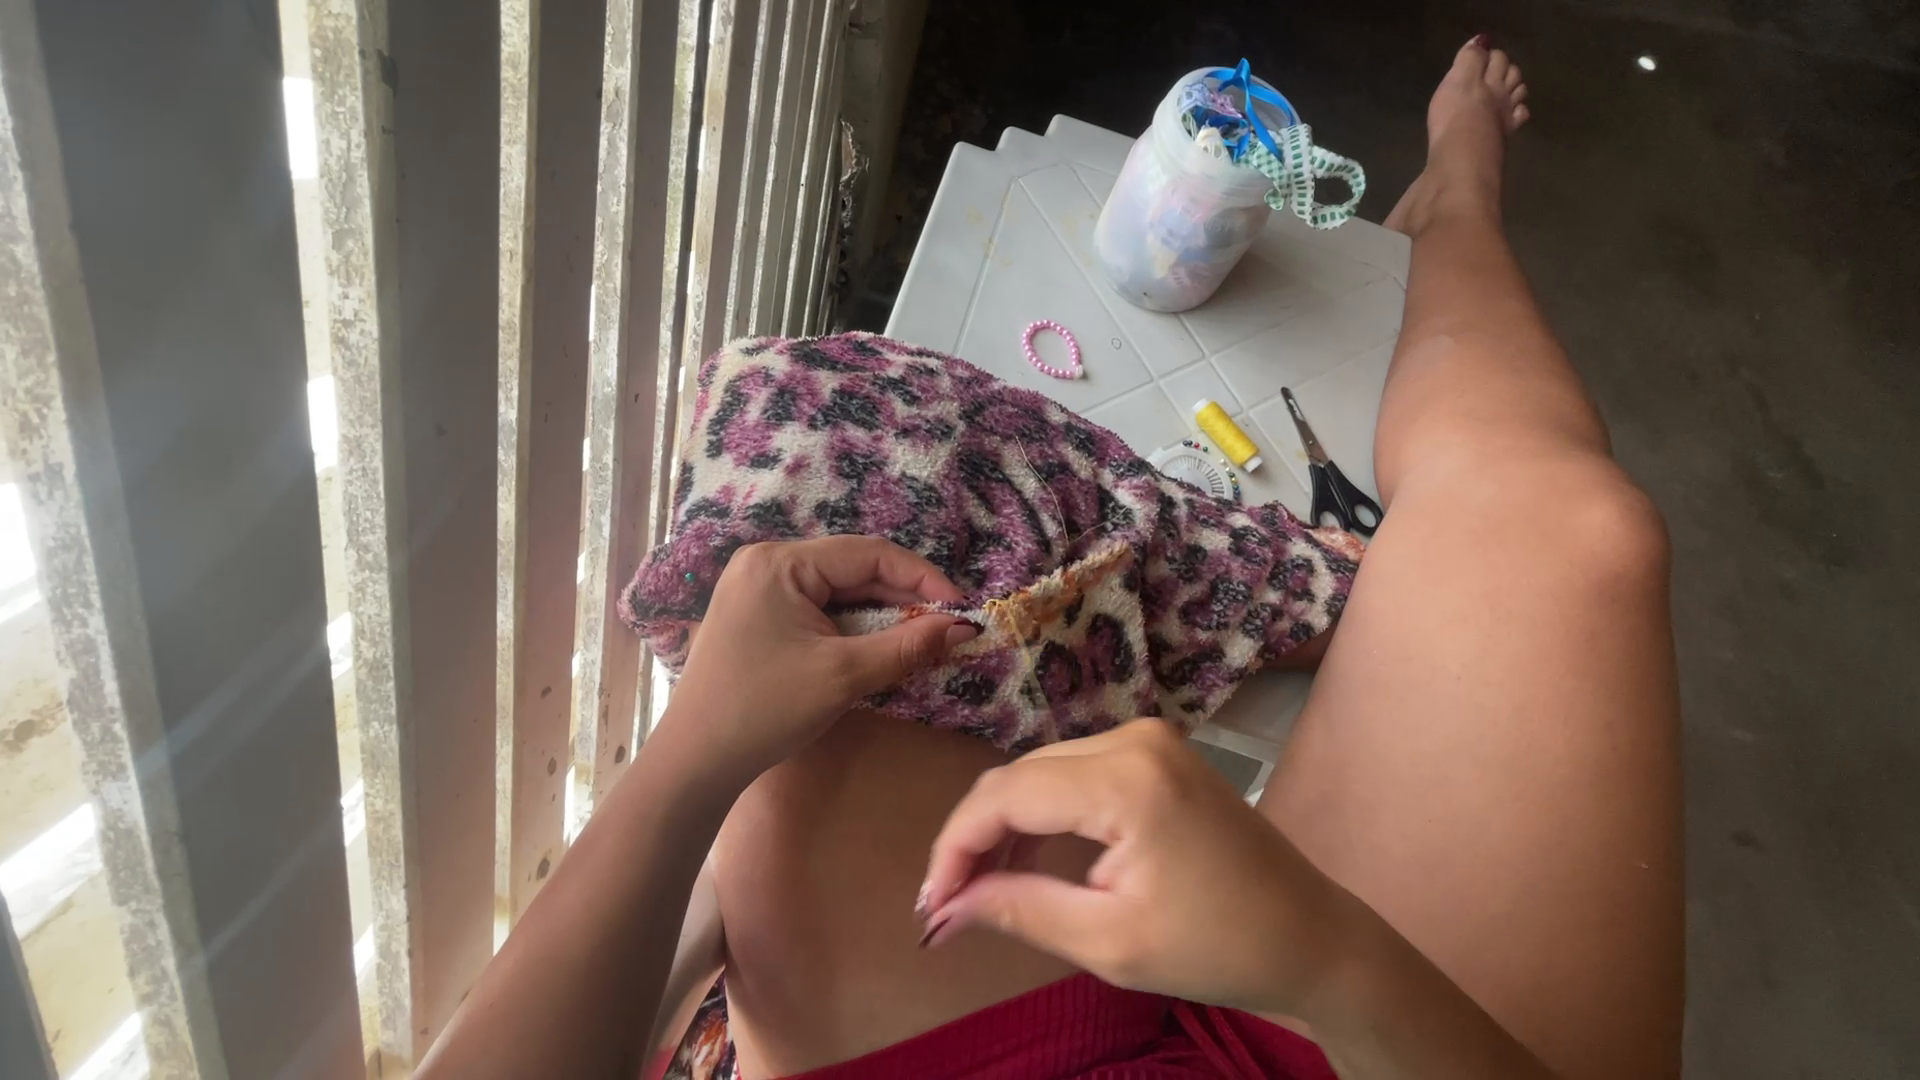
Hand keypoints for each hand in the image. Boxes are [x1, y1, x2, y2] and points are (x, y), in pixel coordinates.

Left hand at [663, 536, 978, 784]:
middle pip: (853, 569)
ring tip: (923, 635)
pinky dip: (854, 624)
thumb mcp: (844, 676)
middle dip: (904, 597)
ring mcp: (758, 587)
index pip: (869, 554)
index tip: (962, 607)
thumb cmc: (765, 711)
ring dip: (882, 612)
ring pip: (839, 590)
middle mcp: (767, 562)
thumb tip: (965, 627)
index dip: (922, 578)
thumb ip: (908, 645)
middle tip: (949, 625)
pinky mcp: (758, 613)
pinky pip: (819, 607)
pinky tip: (881, 642)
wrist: (695, 763)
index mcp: (780, 562)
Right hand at [918, 719, 1359, 1021]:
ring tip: (980, 884)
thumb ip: (1019, 910)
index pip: (1008, 794)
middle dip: (976, 835)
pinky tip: (1026, 855)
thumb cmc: (1217, 947)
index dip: (957, 844)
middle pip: (1021, 776)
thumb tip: (944, 907)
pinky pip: (1073, 771)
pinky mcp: (1152, 751)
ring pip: (1041, 770)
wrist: (1310, 935)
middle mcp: (1131, 737)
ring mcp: (1145, 737)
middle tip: (948, 901)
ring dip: (1005, 823)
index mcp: (1126, 778)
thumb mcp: (1109, 941)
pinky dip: (1042, 811)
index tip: (931, 904)